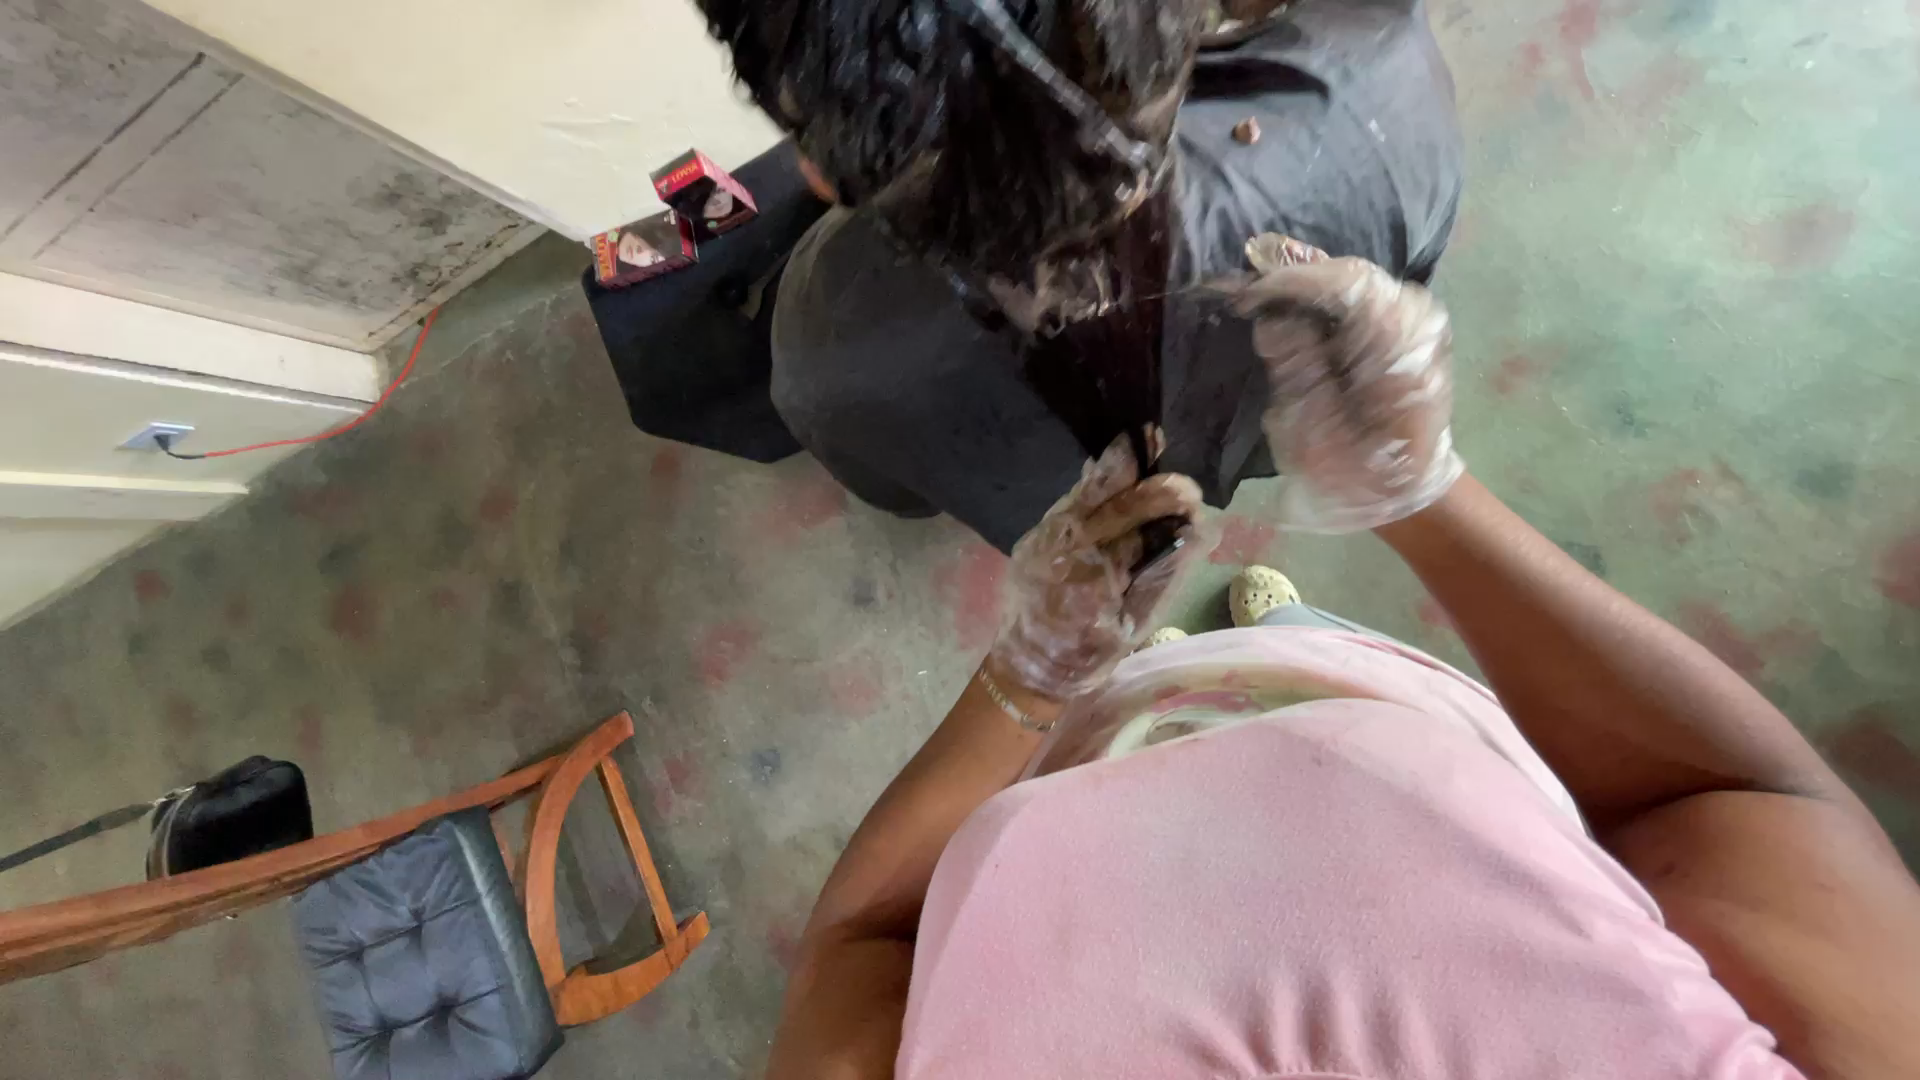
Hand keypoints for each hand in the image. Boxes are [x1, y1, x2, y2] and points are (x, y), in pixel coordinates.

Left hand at [987, 430, 1202, 700]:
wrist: (1024, 668)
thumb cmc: (1086, 656)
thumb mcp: (1132, 625)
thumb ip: (1160, 576)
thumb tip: (1193, 533)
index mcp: (1091, 570)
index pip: (1131, 518)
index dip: (1160, 497)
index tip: (1186, 487)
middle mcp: (1062, 545)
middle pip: (1103, 493)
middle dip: (1136, 469)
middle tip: (1158, 443)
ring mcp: (1042, 538)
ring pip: (1081, 492)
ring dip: (1112, 468)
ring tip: (1137, 443)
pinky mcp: (1033, 536)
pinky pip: (1067, 502)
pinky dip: (1091, 485)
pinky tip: (1109, 471)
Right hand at [1231, 241, 1463, 531]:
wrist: (1406, 491)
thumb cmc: (1357, 470)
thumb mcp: (1314, 429)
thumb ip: (1296, 370)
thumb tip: (1271, 322)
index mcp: (1398, 344)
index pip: (1344, 285)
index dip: (1288, 282)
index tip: (1243, 298)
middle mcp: (1414, 320)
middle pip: (1349, 275)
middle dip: (1292, 276)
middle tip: (1243, 289)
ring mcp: (1414, 321)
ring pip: (1353, 283)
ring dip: (1305, 287)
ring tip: (1260, 296)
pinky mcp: (1403, 330)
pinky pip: (1359, 300)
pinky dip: (1320, 301)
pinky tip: (1289, 308)